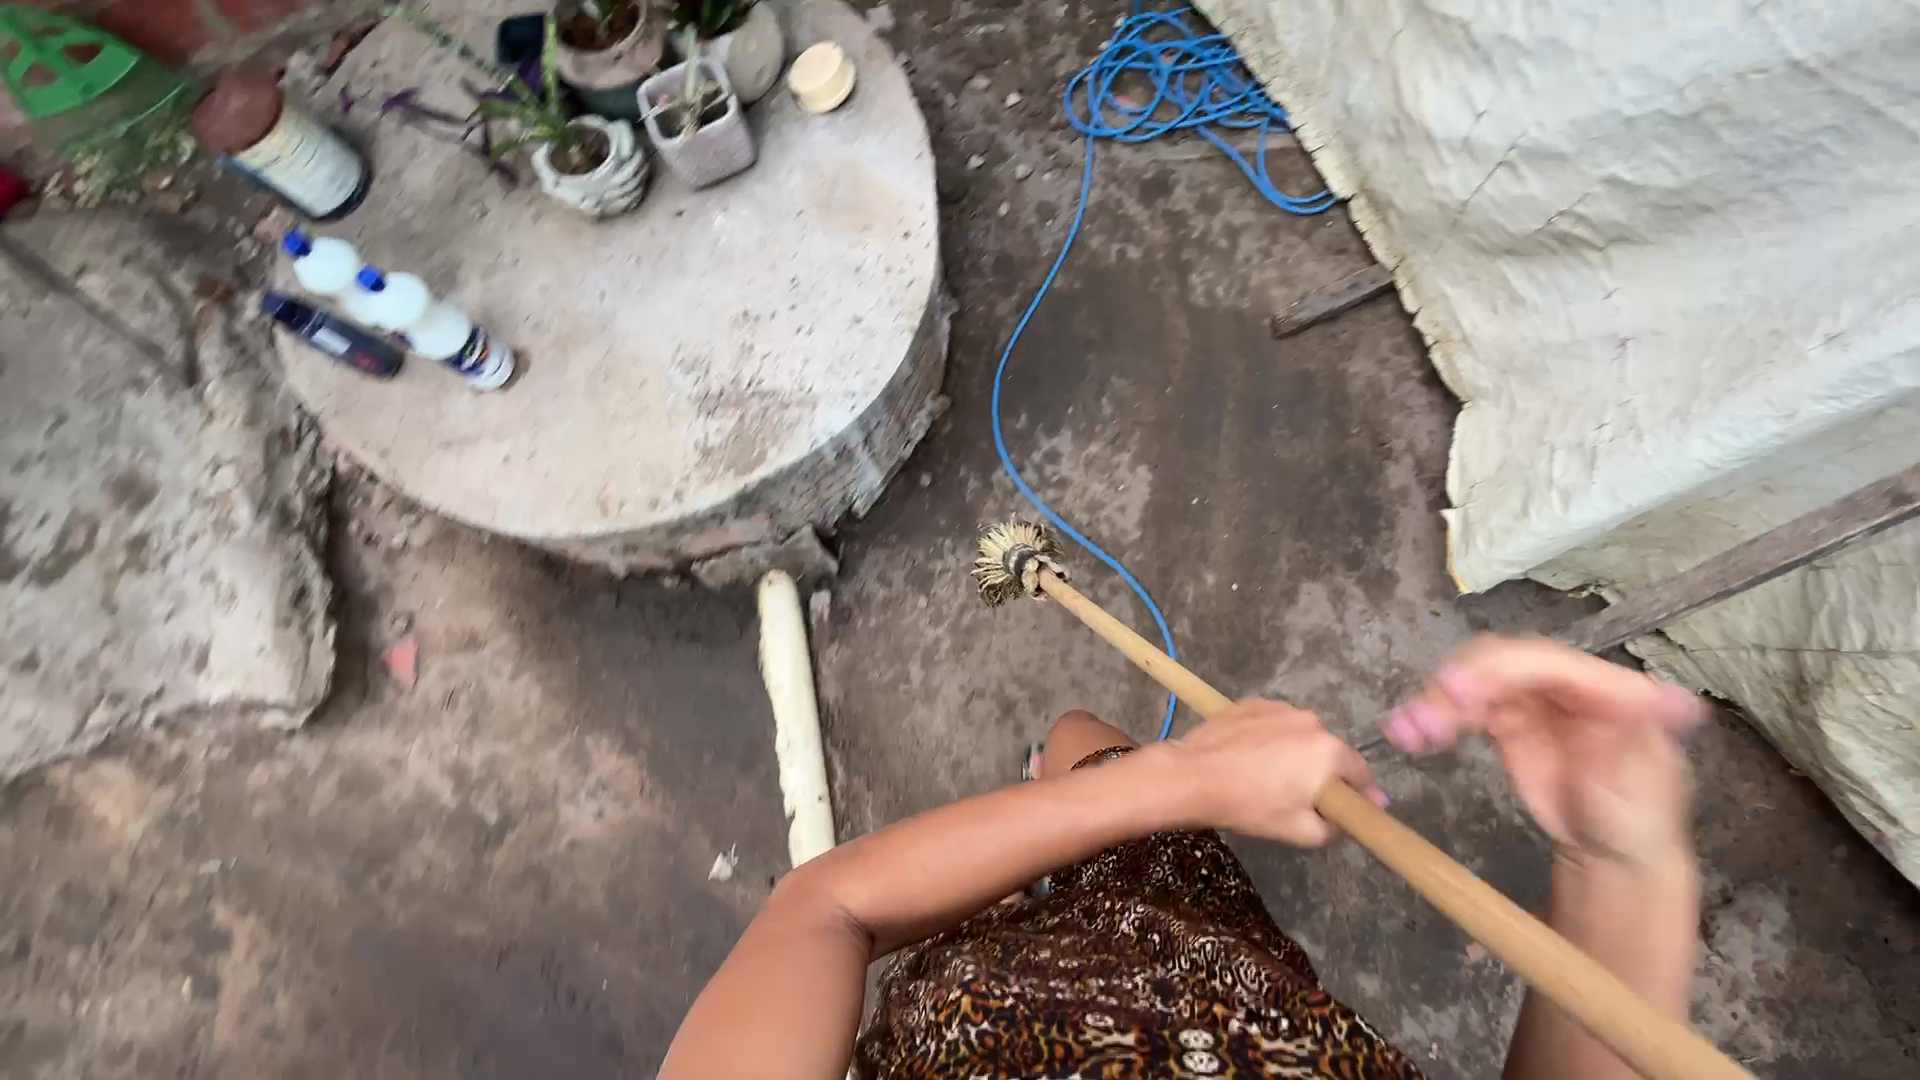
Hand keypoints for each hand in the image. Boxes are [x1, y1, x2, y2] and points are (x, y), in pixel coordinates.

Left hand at [1171, 699, 1378, 845]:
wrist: (1194, 776)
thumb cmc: (1251, 805)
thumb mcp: (1303, 832)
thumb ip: (1336, 826)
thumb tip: (1347, 816)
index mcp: (1329, 751)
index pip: (1360, 773)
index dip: (1356, 794)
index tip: (1342, 808)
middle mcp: (1309, 721)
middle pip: (1329, 751)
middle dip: (1321, 772)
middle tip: (1298, 794)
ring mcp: (1277, 707)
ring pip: (1299, 734)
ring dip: (1294, 751)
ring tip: (1267, 773)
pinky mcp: (1250, 703)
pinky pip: (1272, 723)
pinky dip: (1269, 737)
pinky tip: (1249, 755)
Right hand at [1382, 636, 1705, 869]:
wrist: (1610, 851)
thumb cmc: (1635, 820)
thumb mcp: (1641, 782)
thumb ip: (1637, 737)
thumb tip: (1671, 698)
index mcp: (1605, 689)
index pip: (1545, 662)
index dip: (1497, 670)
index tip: (1455, 692)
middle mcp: (1563, 685)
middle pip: (1499, 662)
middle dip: (1456, 683)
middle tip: (1422, 715)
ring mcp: (1531, 700)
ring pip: (1472, 680)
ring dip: (1433, 700)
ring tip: (1405, 730)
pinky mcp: (1503, 720)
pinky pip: (1461, 706)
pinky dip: (1432, 716)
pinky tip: (1408, 732)